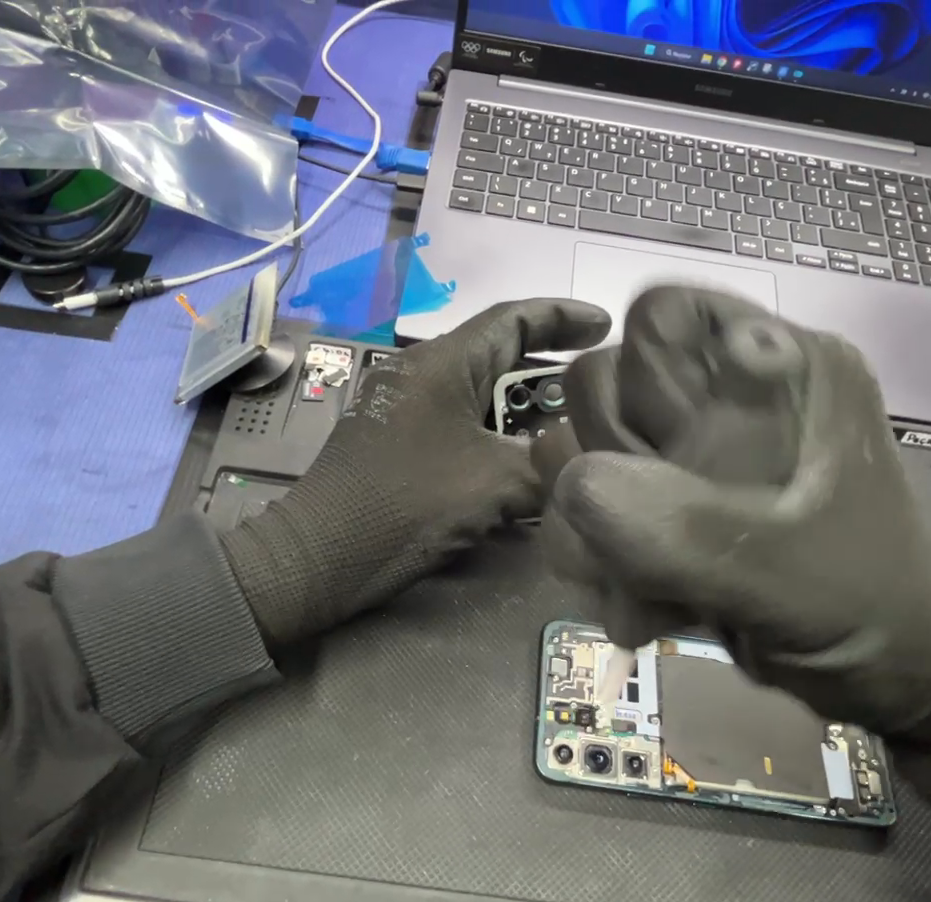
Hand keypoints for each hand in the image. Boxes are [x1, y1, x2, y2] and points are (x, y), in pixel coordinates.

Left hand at [223, 298, 611, 647]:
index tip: (608, 324)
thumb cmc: (408, 505)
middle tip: (597, 386)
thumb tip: (582, 461)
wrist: (323, 554)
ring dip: (522, 409)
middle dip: (549, 369)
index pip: (513, 318)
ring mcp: (405, 410)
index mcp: (442, 363)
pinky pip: (459, 426)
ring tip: (569, 427)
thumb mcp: (495, 484)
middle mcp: (422, 374)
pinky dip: (495, 436)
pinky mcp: (398, 444)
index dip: (564, 317)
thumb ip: (547, 466)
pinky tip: (524, 462)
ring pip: (479, 396)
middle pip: (498, 356)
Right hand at [536, 286, 930, 820]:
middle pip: (600, 391)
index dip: (635, 385)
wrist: (887, 674)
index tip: (658, 461)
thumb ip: (672, 524)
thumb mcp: (773, 570)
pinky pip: (591, 516)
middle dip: (605, 475)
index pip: (657, 320)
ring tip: (647, 591)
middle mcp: (723, 400)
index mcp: (774, 371)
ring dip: (594, 539)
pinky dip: (603, 570)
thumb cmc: (857, 607)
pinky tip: (648, 608)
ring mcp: (690, 457)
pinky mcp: (670, 506)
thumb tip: (571, 481)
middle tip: (653, 537)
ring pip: (582, 461)